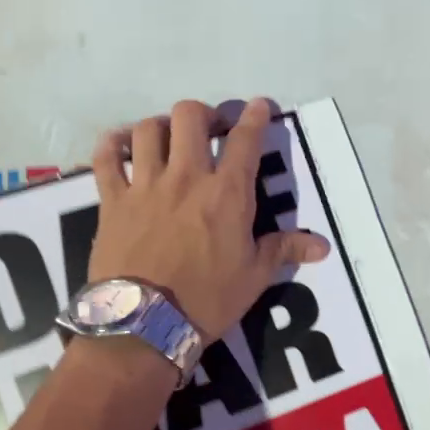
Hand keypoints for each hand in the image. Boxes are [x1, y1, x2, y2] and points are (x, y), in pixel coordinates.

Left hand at [88, 98, 328, 339]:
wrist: (143, 324)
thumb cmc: (208, 299)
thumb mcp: (255, 276)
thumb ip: (285, 250)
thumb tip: (323, 246)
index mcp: (227, 193)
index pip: (245, 140)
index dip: (255, 116)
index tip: (259, 106)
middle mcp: (186, 177)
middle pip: (190, 117)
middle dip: (204, 115)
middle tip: (211, 130)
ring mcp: (144, 186)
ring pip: (147, 129)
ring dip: (160, 126)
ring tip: (168, 140)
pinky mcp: (111, 201)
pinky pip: (105, 157)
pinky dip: (112, 144)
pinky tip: (121, 146)